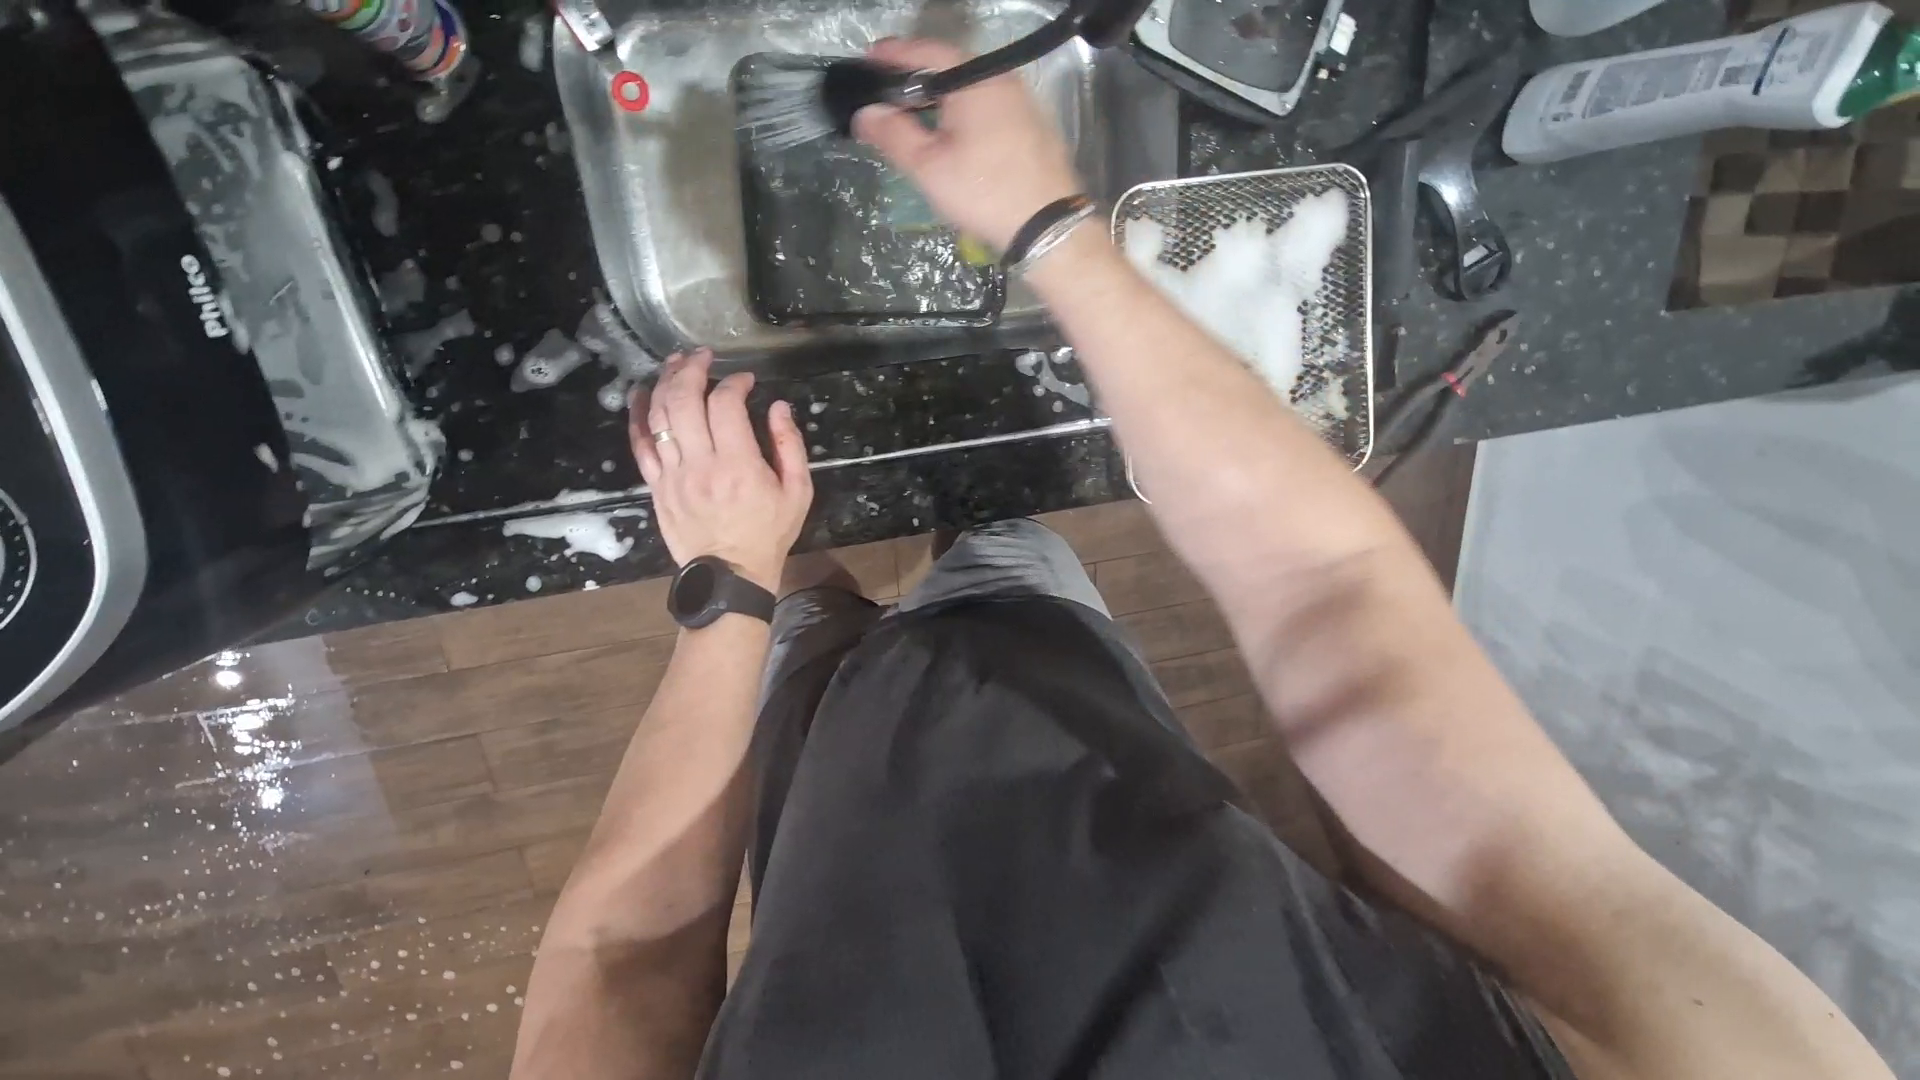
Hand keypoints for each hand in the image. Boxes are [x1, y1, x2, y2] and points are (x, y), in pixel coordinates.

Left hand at [628, 349, 812, 591]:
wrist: (731, 575)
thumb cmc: (769, 533)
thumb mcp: (798, 492)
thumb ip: (790, 446)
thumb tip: (779, 407)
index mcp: (739, 465)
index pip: (726, 405)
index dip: (734, 383)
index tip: (746, 380)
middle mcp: (700, 464)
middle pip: (684, 401)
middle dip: (691, 369)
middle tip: (702, 356)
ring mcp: (672, 475)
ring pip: (658, 416)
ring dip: (664, 383)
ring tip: (674, 364)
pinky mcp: (656, 486)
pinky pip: (639, 445)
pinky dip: (638, 415)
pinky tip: (642, 393)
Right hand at [852, 38, 1083, 251]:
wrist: (1046, 226)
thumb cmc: (983, 193)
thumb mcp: (929, 167)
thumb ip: (893, 134)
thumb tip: (865, 113)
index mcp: (974, 79)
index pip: (925, 51)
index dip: (893, 55)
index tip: (868, 60)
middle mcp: (1002, 79)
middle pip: (950, 69)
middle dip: (916, 79)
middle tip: (887, 94)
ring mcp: (1022, 102)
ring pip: (971, 90)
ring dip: (941, 99)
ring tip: (914, 116)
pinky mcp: (1033, 127)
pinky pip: (989, 108)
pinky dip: (964, 113)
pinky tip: (952, 135)